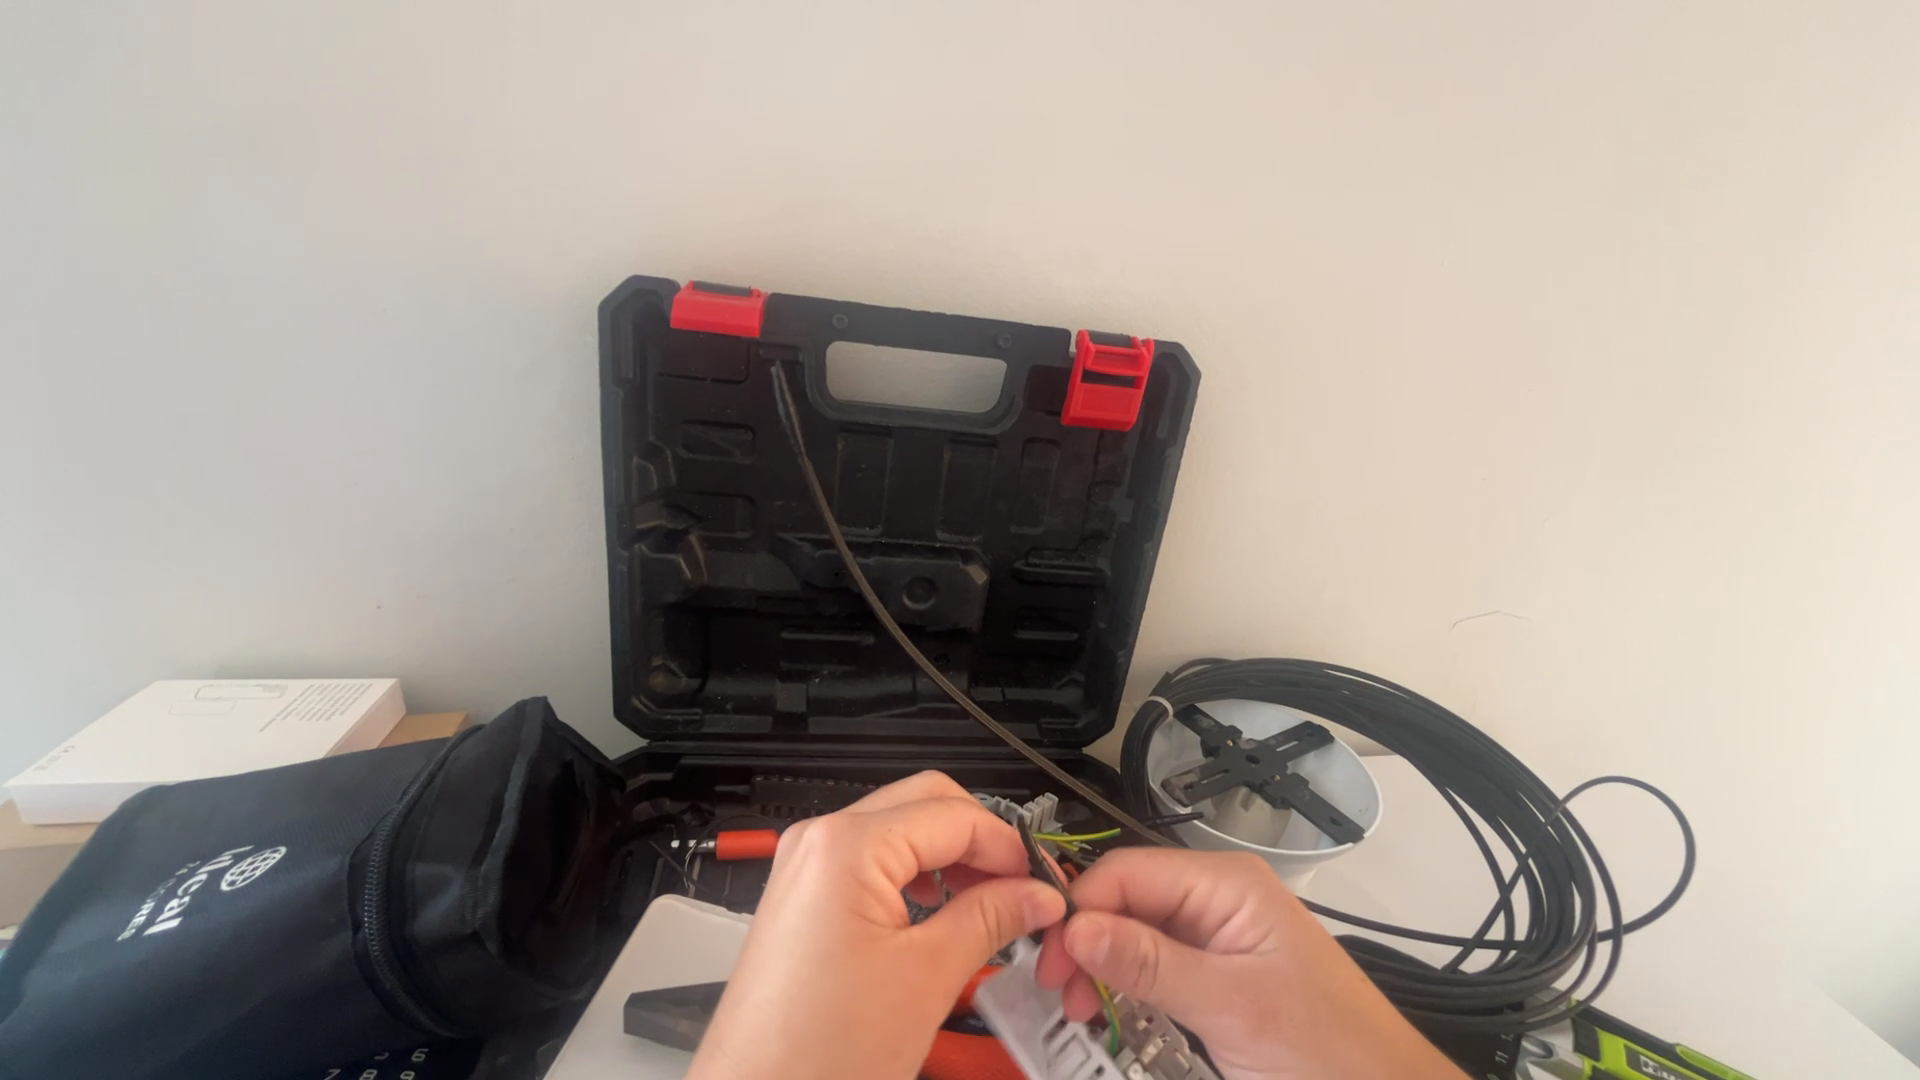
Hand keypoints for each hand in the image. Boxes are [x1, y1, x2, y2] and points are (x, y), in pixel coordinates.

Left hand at [687, 771, 1065, 1079]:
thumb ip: (990, 919)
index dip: (1007, 845)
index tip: (1041, 880)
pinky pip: (874, 856)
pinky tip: (940, 909)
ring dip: (950, 854)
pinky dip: (916, 872)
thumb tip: (1036, 894)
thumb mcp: (926, 980)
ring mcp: (808, 862)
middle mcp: (821, 837)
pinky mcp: (806, 891)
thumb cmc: (817, 1057)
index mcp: (847, 845)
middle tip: (1021, 885)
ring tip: (988, 902)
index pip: (953, 815)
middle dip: (980, 838)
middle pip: (926, 802)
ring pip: (901, 825)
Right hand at [1036, 848, 1464, 1079]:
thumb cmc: (1323, 1051)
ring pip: (1136, 929)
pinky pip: (1156, 958)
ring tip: (1080, 1006)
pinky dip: (1128, 981)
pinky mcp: (1216, 964)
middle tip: (1060, 990)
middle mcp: (1215, 892)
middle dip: (1088, 939)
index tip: (1050, 960)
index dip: (1082, 909)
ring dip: (1103, 963)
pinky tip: (1108, 1005)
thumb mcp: (1230, 1007)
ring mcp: (1216, 928)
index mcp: (1224, 881)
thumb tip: (1073, 929)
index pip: (1128, 872)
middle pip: (1128, 897)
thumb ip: (1148, 964)